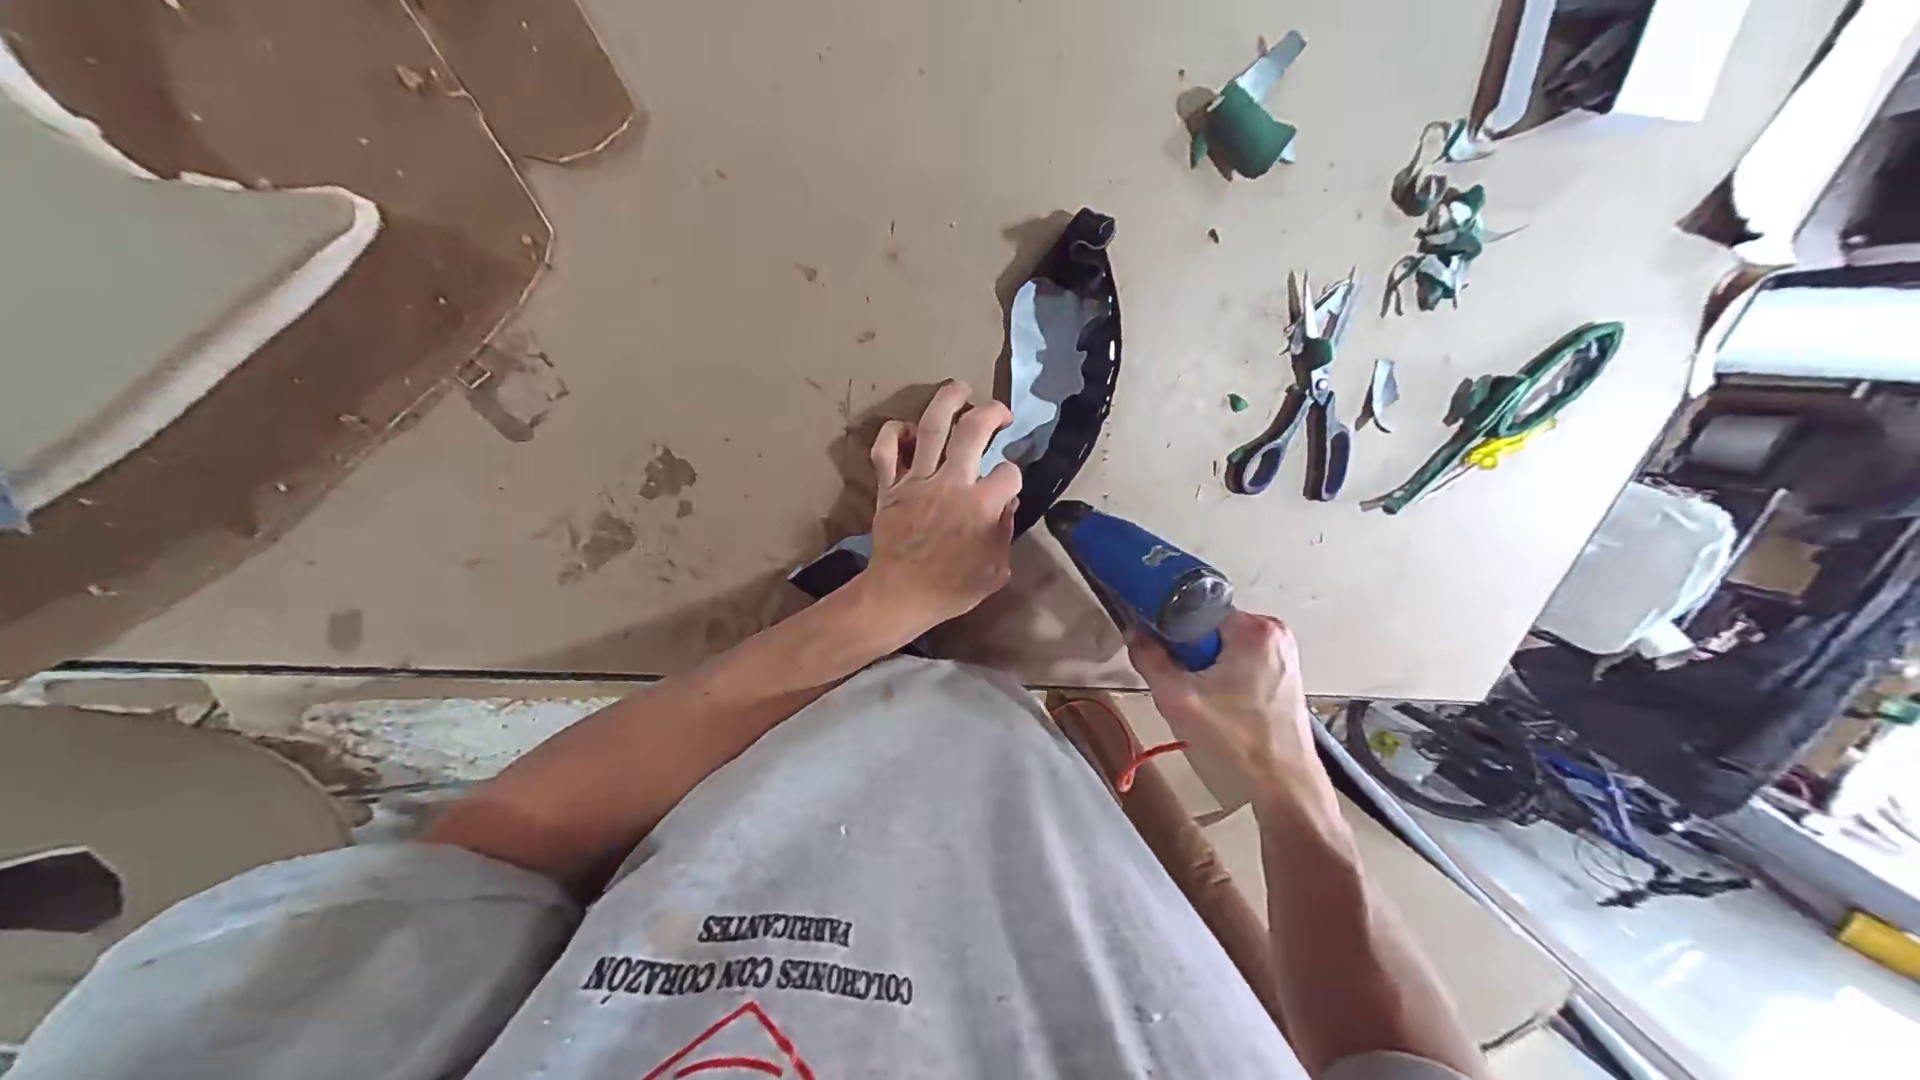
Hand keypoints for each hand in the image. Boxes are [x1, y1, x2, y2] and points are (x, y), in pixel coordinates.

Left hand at [863, 382, 1022, 635]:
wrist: (900, 596)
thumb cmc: (951, 588)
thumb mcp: (995, 570)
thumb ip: (1005, 532)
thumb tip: (1007, 503)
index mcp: (981, 506)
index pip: (1008, 473)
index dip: (1012, 476)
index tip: (1007, 486)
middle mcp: (951, 484)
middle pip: (973, 430)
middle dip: (992, 412)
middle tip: (1000, 412)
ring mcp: (916, 482)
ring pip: (930, 428)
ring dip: (947, 401)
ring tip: (960, 388)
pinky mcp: (890, 487)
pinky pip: (885, 450)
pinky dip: (892, 433)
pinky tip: (906, 429)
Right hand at [1127, 610, 1321, 793]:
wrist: (1284, 786)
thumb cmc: (1240, 744)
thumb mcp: (1178, 699)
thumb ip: (1149, 659)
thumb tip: (1134, 632)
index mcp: (1254, 629)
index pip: (1194, 608)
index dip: (1169, 630)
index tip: (1158, 652)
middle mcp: (1273, 633)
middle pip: (1206, 627)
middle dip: (1187, 653)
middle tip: (1184, 686)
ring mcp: (1280, 653)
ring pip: (1218, 645)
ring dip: (1202, 667)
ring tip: (1203, 699)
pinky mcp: (1281, 672)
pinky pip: (1235, 660)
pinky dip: (1219, 676)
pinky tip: (1218, 704)